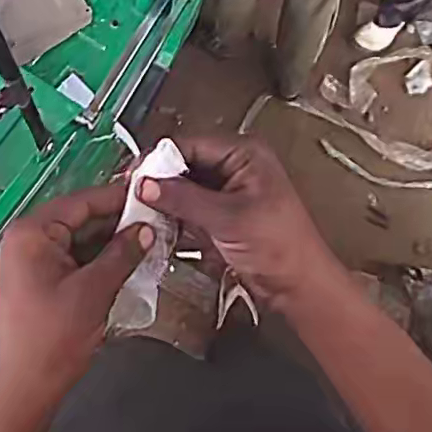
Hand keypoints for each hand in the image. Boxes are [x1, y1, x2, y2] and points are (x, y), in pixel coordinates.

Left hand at [0, 183, 150, 423]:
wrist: (20, 395)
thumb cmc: (50, 342)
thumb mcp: (93, 292)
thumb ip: (121, 255)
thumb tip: (145, 230)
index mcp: (31, 232)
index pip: (81, 201)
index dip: (118, 198)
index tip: (151, 195)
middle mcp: (26, 239)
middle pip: (80, 219)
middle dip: (118, 222)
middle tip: (157, 221)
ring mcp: (30, 261)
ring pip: (79, 240)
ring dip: (111, 243)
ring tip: (150, 242)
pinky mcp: (37, 281)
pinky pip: (73, 259)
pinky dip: (99, 261)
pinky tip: (127, 264)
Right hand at [139, 136, 343, 311]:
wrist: (300, 287)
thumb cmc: (279, 246)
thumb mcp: (227, 217)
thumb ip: (183, 198)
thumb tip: (145, 184)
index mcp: (243, 153)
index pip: (190, 144)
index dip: (159, 159)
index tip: (134, 176)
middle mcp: (233, 166)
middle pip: (183, 164)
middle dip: (158, 180)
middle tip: (132, 195)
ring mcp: (226, 191)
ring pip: (182, 187)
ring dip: (163, 200)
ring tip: (138, 211)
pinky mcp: (220, 215)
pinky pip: (188, 207)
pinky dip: (172, 216)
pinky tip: (155, 225)